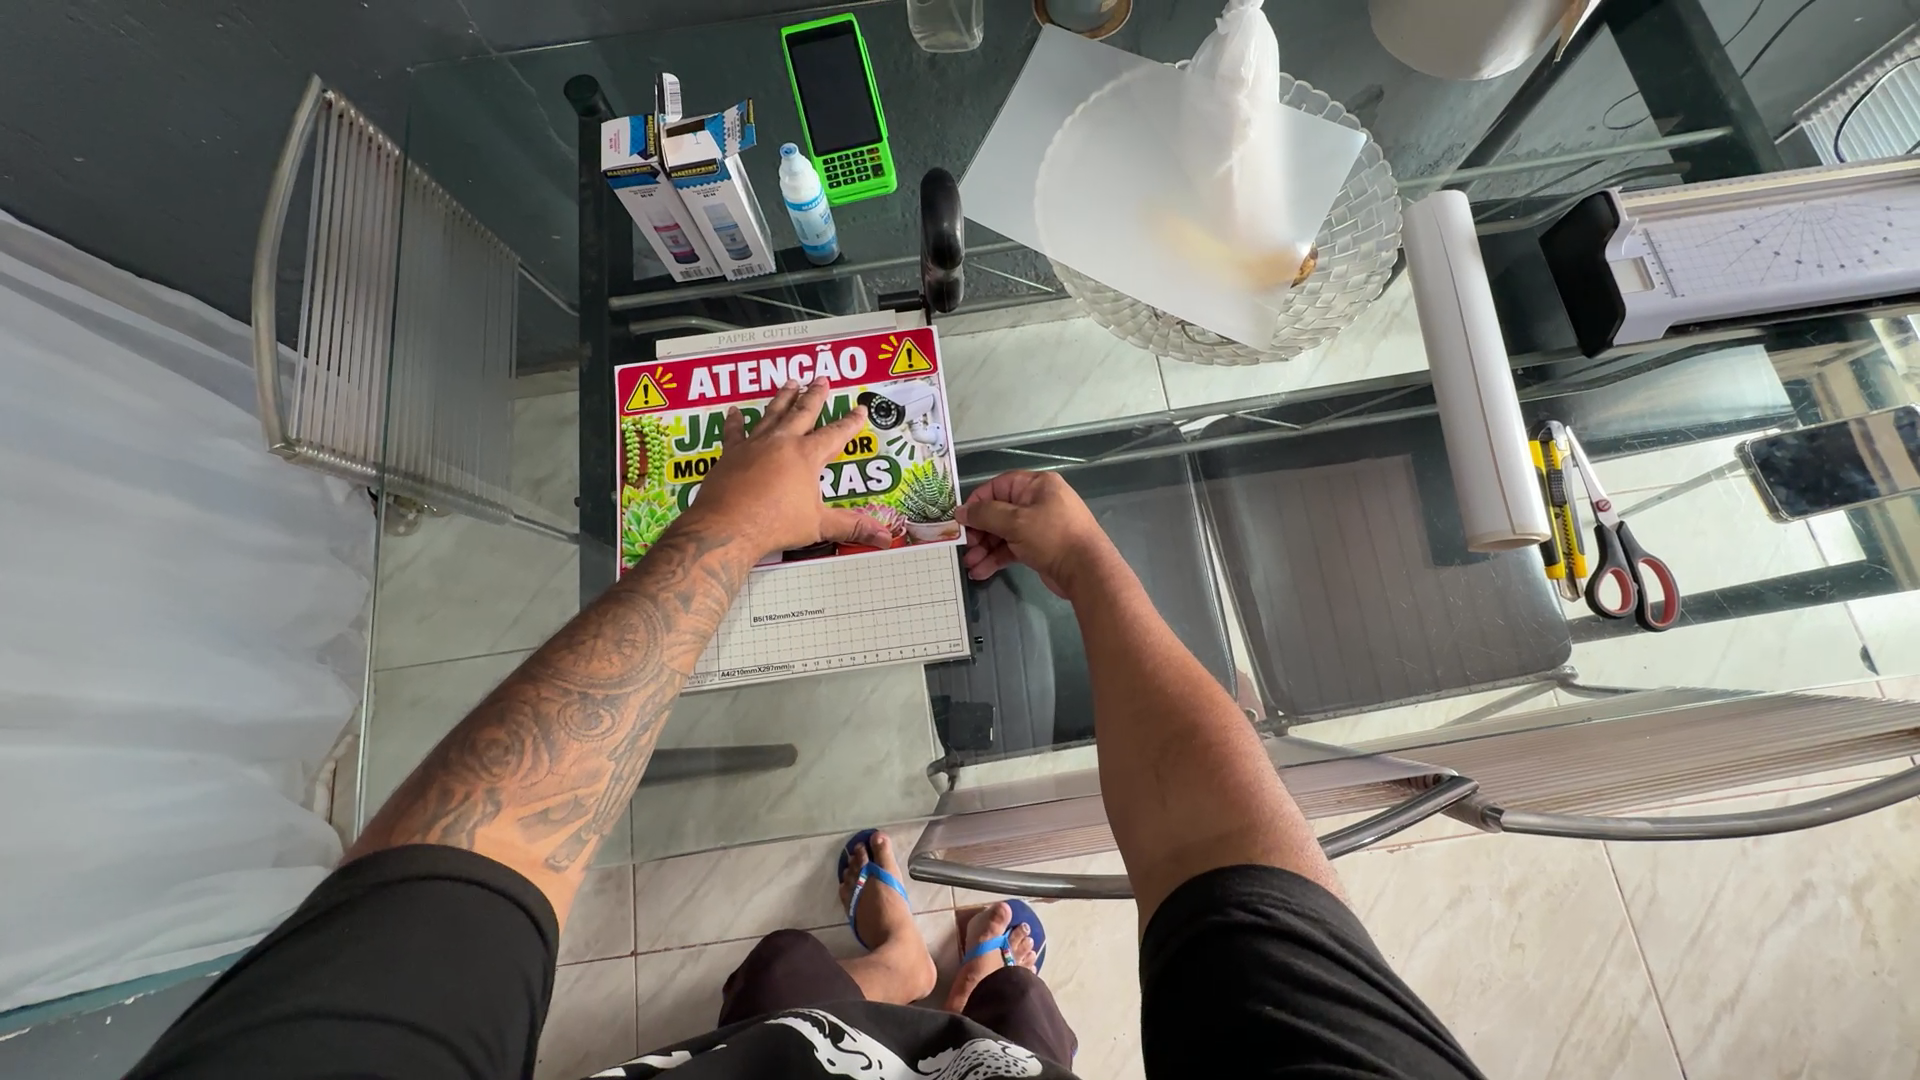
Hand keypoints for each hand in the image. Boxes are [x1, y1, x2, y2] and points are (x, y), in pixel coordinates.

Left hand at [687, 380, 890, 556]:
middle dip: (815, 395)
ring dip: (783, 398)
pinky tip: (734, 411)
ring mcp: (754, 445)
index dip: (850, 422)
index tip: (860, 409)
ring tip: (790, 383)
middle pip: (802, 412)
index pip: (835, 434)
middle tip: (821, 379)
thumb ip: (851, 526)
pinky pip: (734, 432)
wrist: (728, 527)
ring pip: (772, 414)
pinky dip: (735, 421)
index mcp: (806, 456)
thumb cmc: (774, 525)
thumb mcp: (819, 526)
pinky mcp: (731, 454)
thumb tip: (883, 536)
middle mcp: (781, 442)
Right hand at [956, 470, 1120, 599]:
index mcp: (1036, 485)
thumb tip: (960, 511)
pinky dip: (996, 558)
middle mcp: (1037, 502)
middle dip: (979, 532)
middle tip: (965, 547)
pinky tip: (981, 572)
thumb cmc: (1052, 537)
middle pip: (998, 512)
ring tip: (970, 565)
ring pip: (1003, 533)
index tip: (960, 521)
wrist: (1086, 571)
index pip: (998, 487)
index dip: (977, 503)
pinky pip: (1011, 548)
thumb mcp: (1015, 522)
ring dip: (985, 549)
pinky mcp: (1038, 547)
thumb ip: (985, 515)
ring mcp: (1038, 525)